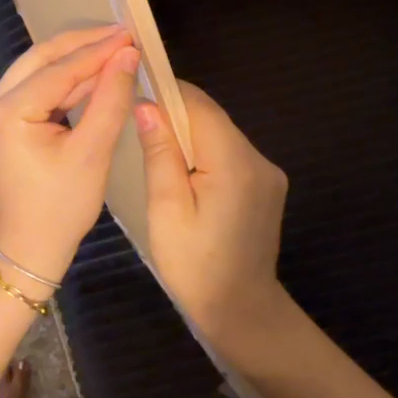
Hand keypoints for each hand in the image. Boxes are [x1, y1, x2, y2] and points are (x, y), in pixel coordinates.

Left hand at [0, 26, 139, 285]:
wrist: (31, 246)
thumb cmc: (61, 206)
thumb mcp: (92, 153)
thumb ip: (110, 100)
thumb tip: (127, 55)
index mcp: (11, 112)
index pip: (60, 69)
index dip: (98, 49)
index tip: (132, 34)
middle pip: (42, 58)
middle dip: (83, 44)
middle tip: (123, 35)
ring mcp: (0, 112)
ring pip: (40, 70)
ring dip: (76, 61)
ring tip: (116, 50)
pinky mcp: (11, 122)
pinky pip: (40, 89)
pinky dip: (67, 80)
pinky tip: (96, 76)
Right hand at [135, 82, 291, 335]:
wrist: (241, 310)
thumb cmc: (194, 265)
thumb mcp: (167, 210)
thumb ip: (160, 154)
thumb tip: (146, 105)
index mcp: (233, 163)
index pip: (199, 105)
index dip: (166, 91)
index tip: (132, 88)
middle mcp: (258, 159)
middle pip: (210, 117)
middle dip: (173, 113)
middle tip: (133, 122)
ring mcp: (266, 172)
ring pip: (218, 135)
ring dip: (186, 135)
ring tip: (151, 148)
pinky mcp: (265, 186)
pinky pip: (228, 154)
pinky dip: (202, 153)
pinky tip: (180, 174)